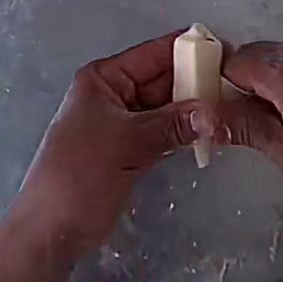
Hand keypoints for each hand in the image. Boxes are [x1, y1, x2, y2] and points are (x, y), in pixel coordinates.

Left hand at [10, 30, 208, 257]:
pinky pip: (162, 129)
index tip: (222, 48)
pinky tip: (208, 130)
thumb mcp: (128, 142)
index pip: (152, 53)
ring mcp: (121, 121)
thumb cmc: (79, 174)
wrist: (49, 233)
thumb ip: (173, 123)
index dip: (186, 48)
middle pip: (161, 78)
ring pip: (164, 105)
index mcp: (104, 78)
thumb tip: (214, 111)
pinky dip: (182, 129)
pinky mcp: (128, 148)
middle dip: (194, 81)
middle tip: (234, 83)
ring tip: (229, 104)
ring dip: (192, 107)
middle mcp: (113, 93)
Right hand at [211, 41, 282, 223]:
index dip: (218, 84)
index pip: (232, 61)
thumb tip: (208, 115)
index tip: (217, 111)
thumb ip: (248, 128)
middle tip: (242, 124)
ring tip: (275, 124)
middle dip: (241, 84)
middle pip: (254, 55)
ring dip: (266, 82)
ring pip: (279, 57)